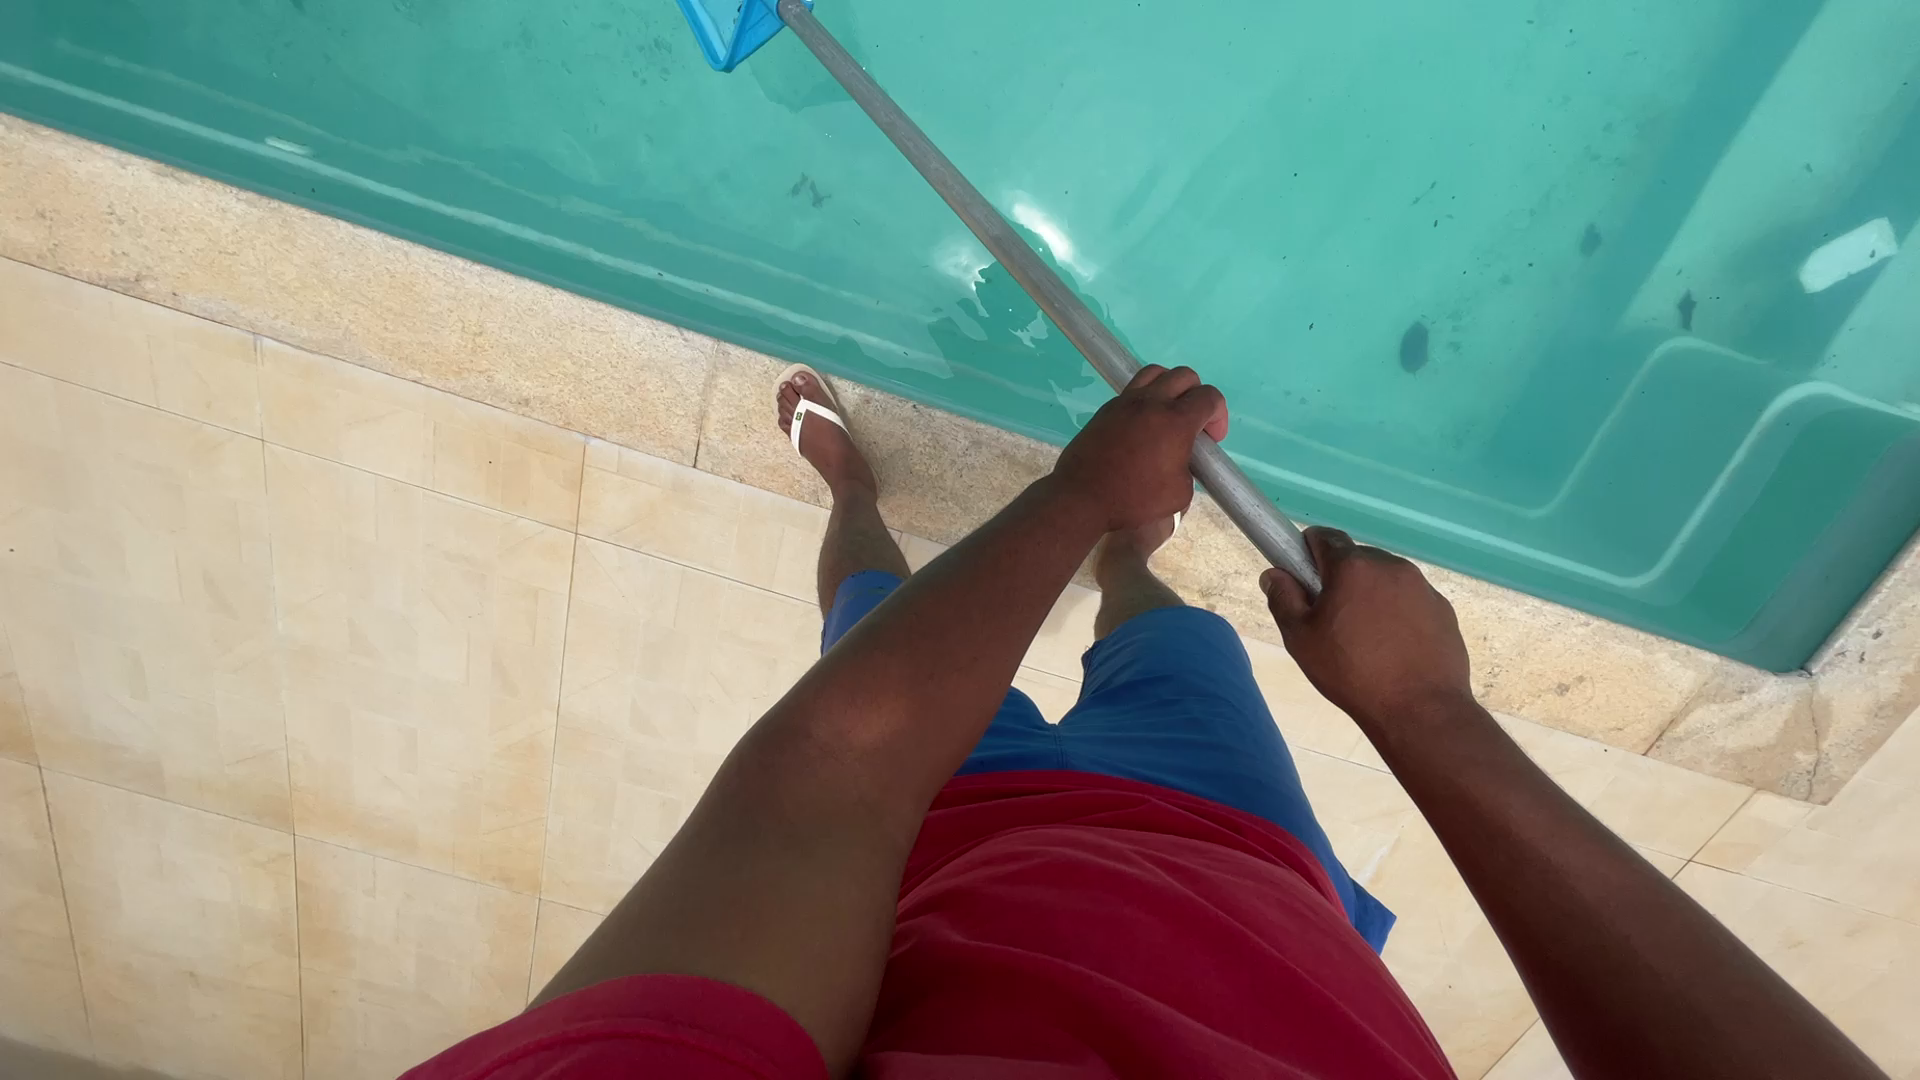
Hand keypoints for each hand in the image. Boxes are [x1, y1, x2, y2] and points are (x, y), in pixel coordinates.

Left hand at [1050, 365, 1228, 531]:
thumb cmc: (1133, 499)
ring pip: (1155, 373)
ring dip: (1169, 386)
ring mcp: (1125, 402)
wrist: (1082, 497)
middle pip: (1184, 376)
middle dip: (1197, 395)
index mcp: (1175, 421)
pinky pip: (1132, 389)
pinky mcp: (1105, 409)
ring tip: (1168, 412)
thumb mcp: (1179, 494)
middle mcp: (1151, 402)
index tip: (1211, 440)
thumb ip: (1189, 469)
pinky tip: (1142, 424)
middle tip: (1192, 423)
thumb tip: (1182, 460)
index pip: (1209, 397)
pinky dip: (1145, 398)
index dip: (1219, 416)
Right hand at [1262, 528, 1473, 724]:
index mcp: (1353, 566)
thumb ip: (1282, 598)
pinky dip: (1396, 612)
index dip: (1306, 552)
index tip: (1303, 579)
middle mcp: (1391, 566)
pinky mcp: (1443, 609)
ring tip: (1363, 637)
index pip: (1323, 536)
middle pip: (1355, 558)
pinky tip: (1391, 647)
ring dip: (1369, 594)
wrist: (1420, 709)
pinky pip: (1409, 599)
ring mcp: (1422, 586)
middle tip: (1329, 617)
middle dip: (1339, 577)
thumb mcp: (1299, 637)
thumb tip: (1275, 574)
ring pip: (1383, 578)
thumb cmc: (1349, 670)